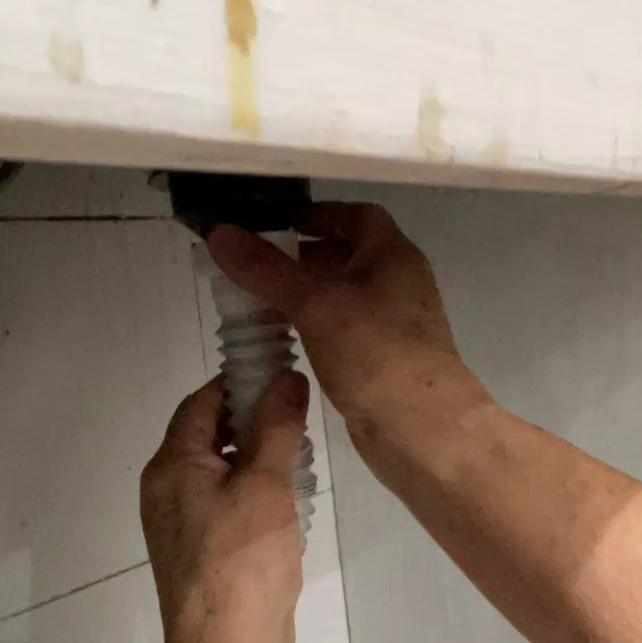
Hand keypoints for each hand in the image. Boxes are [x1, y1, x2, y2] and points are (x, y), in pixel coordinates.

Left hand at [140, 373, 308, 642]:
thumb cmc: (243, 560)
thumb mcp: (266, 483)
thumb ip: (276, 425)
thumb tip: (287, 377)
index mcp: (172, 464)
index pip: (200, 401)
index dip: (238, 381)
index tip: (280, 373)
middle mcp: (165, 489)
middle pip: (206, 434)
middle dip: (251, 419)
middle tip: (298, 415)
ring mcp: (178, 525)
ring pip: (217, 471)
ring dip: (255, 457)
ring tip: (301, 454)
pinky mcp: (197, 553)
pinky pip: (222, 503)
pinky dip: (251, 490)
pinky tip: (288, 500)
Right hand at [207, 203, 489, 440]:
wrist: (421, 428)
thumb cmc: (374, 352)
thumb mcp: (314, 304)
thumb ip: (266, 269)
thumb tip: (220, 233)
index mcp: (393, 256)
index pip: (358, 216)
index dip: (320, 214)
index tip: (280, 223)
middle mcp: (398, 283)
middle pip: (348, 256)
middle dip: (303, 257)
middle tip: (257, 265)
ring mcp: (393, 324)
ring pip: (344, 296)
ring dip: (306, 294)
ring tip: (259, 300)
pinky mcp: (382, 359)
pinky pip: (344, 329)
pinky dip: (315, 326)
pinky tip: (285, 338)